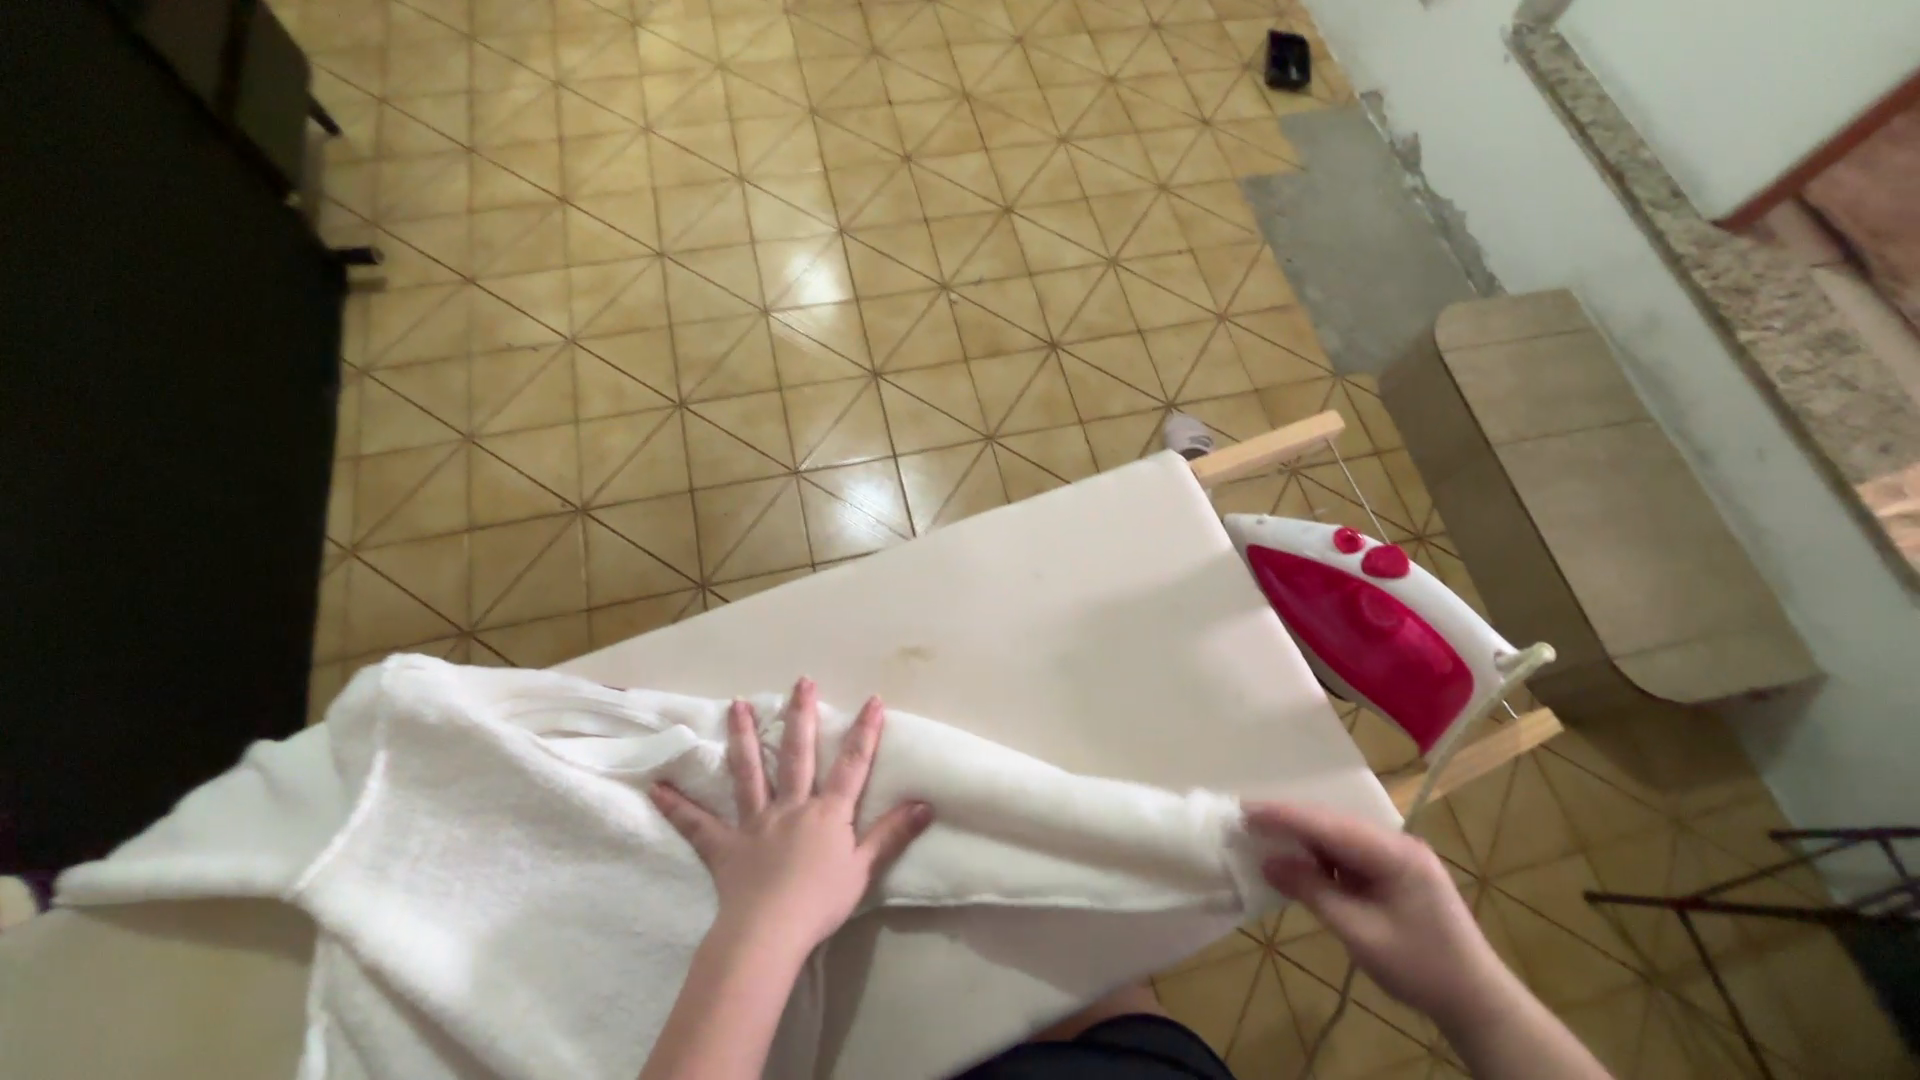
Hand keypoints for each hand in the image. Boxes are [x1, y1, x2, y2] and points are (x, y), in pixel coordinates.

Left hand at [650, 678, 932, 955]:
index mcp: (827, 813)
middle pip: (797, 754)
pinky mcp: (725, 845)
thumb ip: (893, 834)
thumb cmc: (821, 902)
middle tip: (802, 681)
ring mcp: (755, 822)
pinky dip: (677, 806)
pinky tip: (656, 786)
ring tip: (738, 705)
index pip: (852, 765)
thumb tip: (926, 804)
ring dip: (744, 737)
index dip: (864, 732)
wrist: (770, 932)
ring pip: (749, 772)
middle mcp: (791, 807)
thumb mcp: (865, 868)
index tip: (872, 700)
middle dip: (802, 715)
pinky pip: (698, 824)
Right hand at [1244, 802, 1513, 1027]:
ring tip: (1264, 838)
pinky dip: (1322, 855)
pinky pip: (1350, 853)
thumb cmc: (1420, 968)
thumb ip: (1313, 892)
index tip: (1244, 810)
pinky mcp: (1397, 872)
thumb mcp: (1360, 933)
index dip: (1283, 816)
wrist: (1477, 1000)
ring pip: (1340, 835)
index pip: (1328, 824)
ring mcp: (1399, 857)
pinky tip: (1300, 862)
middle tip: (1245, 821)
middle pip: (1333, 822)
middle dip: (1289, 821)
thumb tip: (1269, 862)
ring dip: (1304, 837)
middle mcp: (1397, 844)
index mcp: (1394, 853)